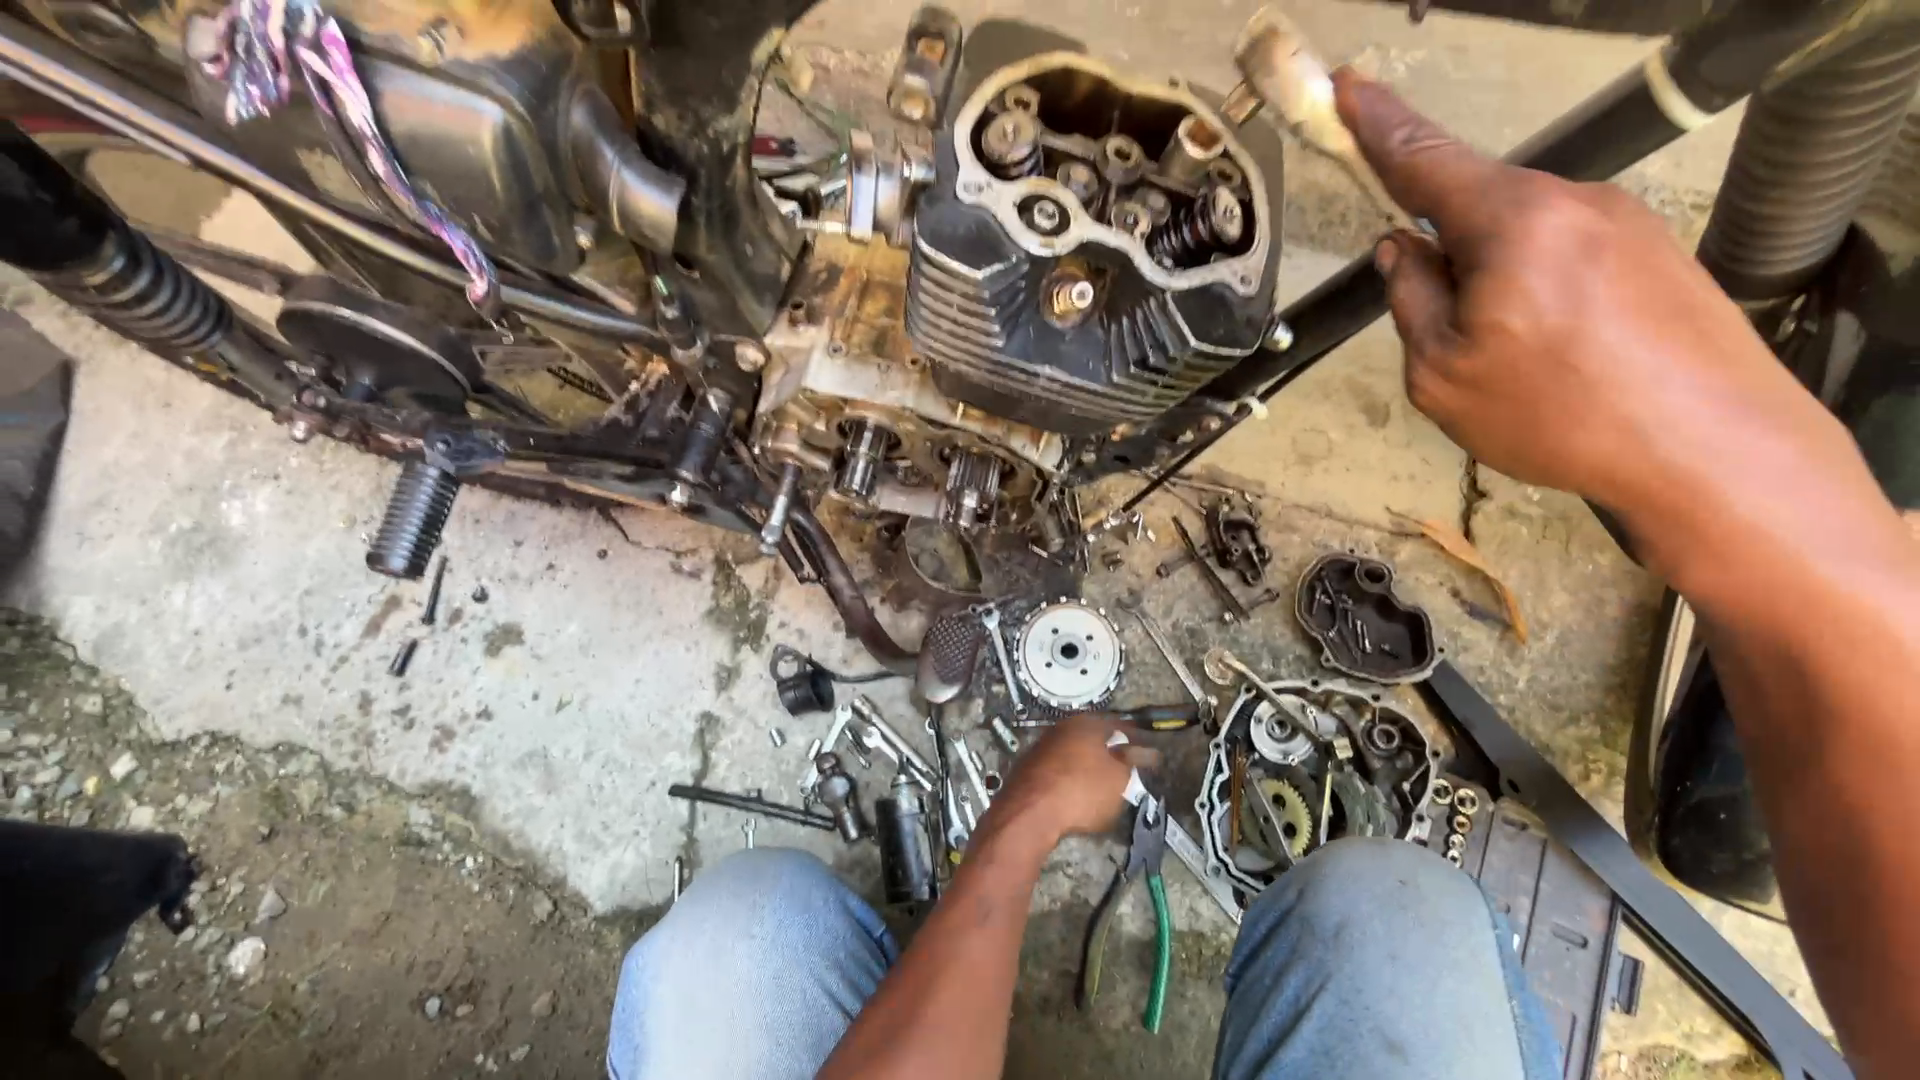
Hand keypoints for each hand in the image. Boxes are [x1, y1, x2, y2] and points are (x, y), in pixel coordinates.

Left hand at [989, 714, 1148, 844]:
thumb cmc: (1080, 791)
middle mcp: (1062, 729)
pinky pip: (1058, 771)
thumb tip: (1145, 751)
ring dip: (1088, 765)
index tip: (1147, 750)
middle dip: (1110, 751)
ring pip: (1074, 754)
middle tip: (1127, 768)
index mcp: (1086, 724)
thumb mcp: (1118, 779)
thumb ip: (1132, 762)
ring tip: (1103, 785)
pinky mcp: (1029, 770)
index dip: (1135, 738)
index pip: (1119, 725)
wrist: (1028, 813)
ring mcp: (1042, 748)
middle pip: (1093, 737)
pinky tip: (1076, 795)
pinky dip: (1070, 778)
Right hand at [1331, 70, 1863, 546]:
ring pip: (1519, 241)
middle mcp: (1573, 201)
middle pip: (1474, 210)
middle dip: (1447, 266)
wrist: (1712, 450)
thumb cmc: (1556, 414)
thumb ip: (1410, 300)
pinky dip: (1536, 299)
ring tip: (1519, 369)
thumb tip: (1401, 249)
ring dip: (1493, 292)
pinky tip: (1557, 360)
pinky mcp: (1655, 252)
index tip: (1348, 86)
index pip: (1425, 159)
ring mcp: (1624, 222)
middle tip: (1455, 345)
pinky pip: (1563, 258)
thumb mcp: (1441, 374)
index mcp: (1512, 221)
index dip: (1377, 124)